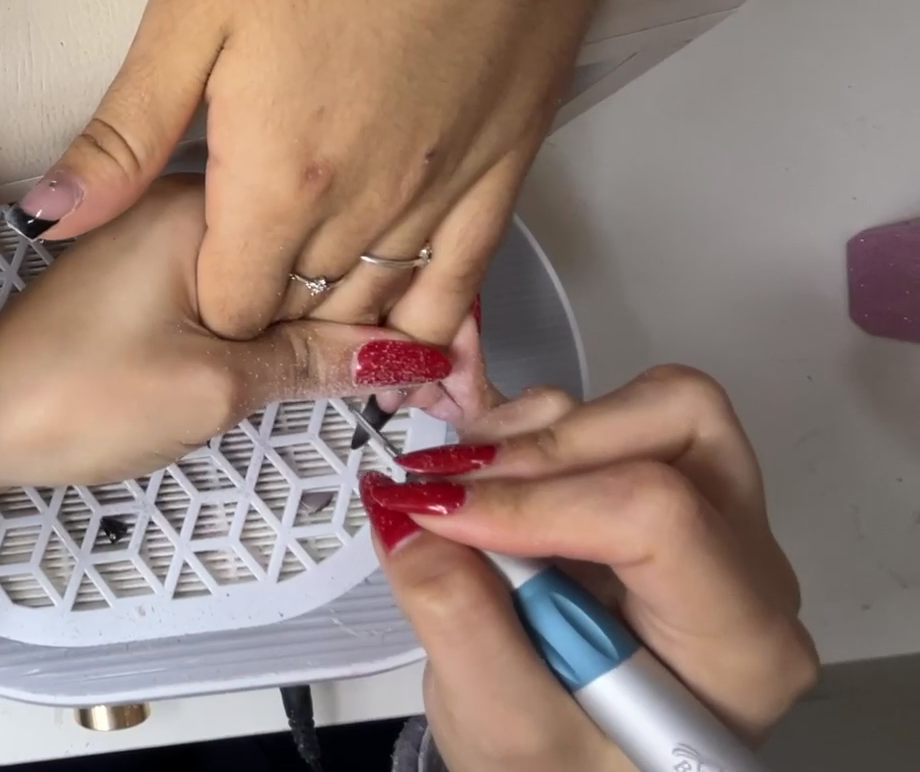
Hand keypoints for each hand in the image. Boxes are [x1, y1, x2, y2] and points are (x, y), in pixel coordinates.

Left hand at [0, 176, 457, 527]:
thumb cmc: (80, 399)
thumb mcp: (206, 386)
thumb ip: (305, 359)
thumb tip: (406, 357)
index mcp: (204, 208)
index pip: (338, 245)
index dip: (414, 312)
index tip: (470, 374)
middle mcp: (193, 200)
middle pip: (322, 250)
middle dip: (398, 314)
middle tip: (468, 388)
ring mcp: (174, 230)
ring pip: (292, 268)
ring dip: (355, 320)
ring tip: (433, 381)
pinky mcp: (158, 266)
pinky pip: (251, 283)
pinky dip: (298, 318)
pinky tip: (344, 352)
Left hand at [13, 0, 674, 344]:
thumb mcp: (187, 17)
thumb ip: (123, 139)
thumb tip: (47, 218)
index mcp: (281, 176)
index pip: (234, 305)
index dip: (207, 313)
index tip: (190, 299)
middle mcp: (372, 198)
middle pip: (306, 306)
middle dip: (268, 319)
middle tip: (242, 303)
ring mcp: (453, 176)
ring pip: (387, 297)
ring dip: (342, 320)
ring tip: (316, 334)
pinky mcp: (517, 143)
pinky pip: (476, 264)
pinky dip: (444, 314)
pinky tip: (430, 347)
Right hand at [363, 367, 816, 770]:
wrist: (561, 760)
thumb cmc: (556, 762)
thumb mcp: (499, 724)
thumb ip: (453, 621)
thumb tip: (404, 515)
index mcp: (732, 640)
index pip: (656, 516)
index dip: (530, 500)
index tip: (435, 515)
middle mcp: (735, 563)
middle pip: (677, 426)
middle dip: (542, 441)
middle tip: (453, 482)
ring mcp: (691, 517)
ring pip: (635, 404)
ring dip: (521, 431)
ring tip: (454, 485)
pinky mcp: (632, 487)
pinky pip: (585, 409)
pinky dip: (510, 425)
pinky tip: (468, 477)